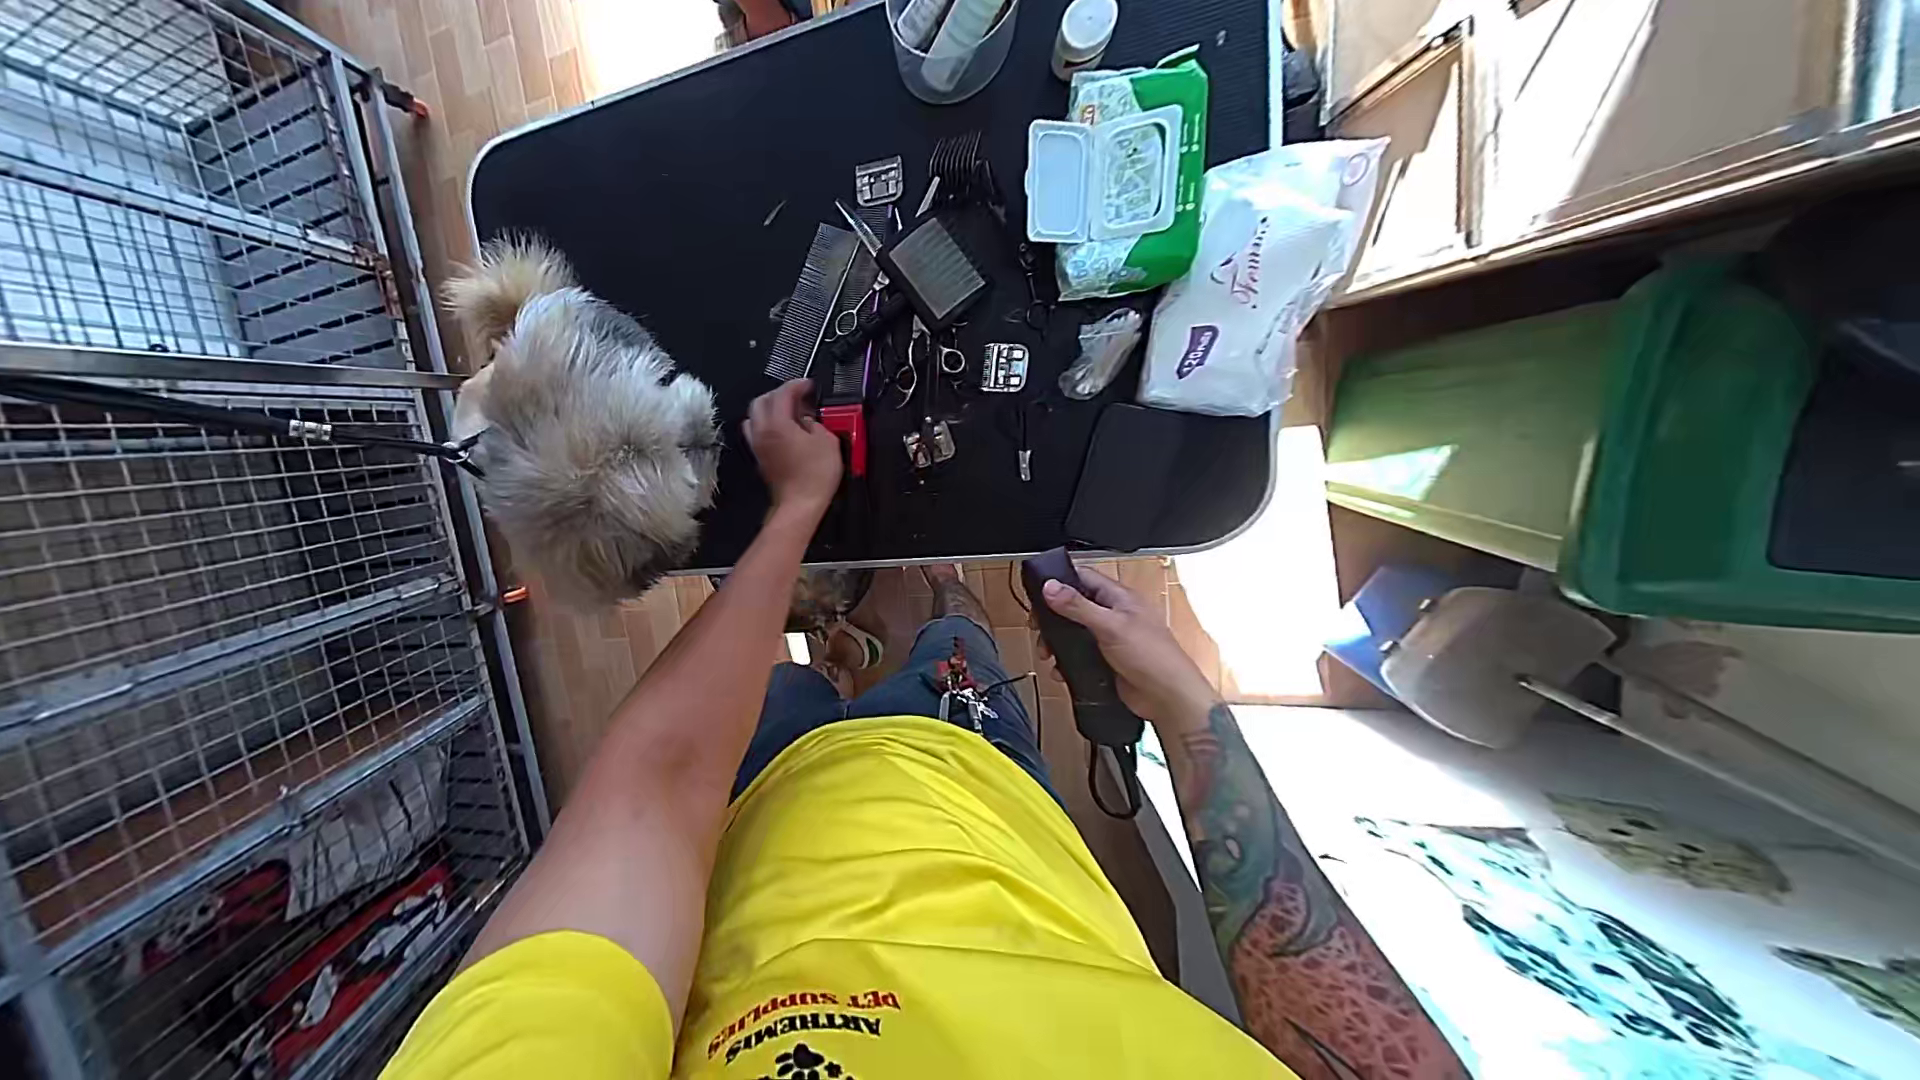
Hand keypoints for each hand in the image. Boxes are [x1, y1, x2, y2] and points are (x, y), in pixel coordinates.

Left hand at [744, 380, 840, 514]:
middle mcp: (762, 431)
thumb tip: (809, 421)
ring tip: (789, 413)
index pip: (783, 393)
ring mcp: (758, 446)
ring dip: (770, 409)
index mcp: (778, 423)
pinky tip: (783, 432)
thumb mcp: (828, 442)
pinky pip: (757, 432)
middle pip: (762, 401)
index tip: (808, 385)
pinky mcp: (761, 458)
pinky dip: (768, 425)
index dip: (797, 385)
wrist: (800, 505)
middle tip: (799, 397)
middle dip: (780, 394)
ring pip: (755, 416)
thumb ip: (817, 424)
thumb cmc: (814, 476)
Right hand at [1037, 566, 1220, 730]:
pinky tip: (1060, 669)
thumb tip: (1051, 587)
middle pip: (1074, 605)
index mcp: (1119, 597)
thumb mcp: (1111, 626)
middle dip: (1053, 616)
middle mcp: (1114, 614)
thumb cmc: (1153, 656)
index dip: (1060, 581)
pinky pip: (1079, 655)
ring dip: (1057, 641)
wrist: (1168, 697)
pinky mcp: (1106, 660)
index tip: (1039, 591)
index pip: (1084, 577)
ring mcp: (1110, 638)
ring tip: (1046, 651)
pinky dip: (1066, 661)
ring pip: (1074, 632)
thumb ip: (1078, 606)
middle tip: (1038, 625)